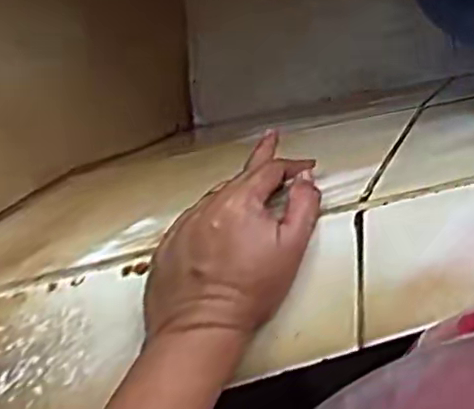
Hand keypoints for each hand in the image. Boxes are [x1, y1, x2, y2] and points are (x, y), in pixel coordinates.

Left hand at [143, 131, 320, 342]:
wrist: (200, 332)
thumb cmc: (249, 292)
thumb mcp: (294, 243)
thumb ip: (305, 202)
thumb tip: (304, 179)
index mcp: (238, 204)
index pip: (269, 169)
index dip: (292, 164)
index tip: (306, 167)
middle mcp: (206, 210)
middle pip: (240, 176)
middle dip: (262, 160)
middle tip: (271, 140)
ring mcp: (182, 230)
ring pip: (217, 195)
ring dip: (238, 188)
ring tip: (253, 186)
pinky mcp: (167, 249)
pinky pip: (195, 217)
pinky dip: (214, 210)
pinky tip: (224, 219)